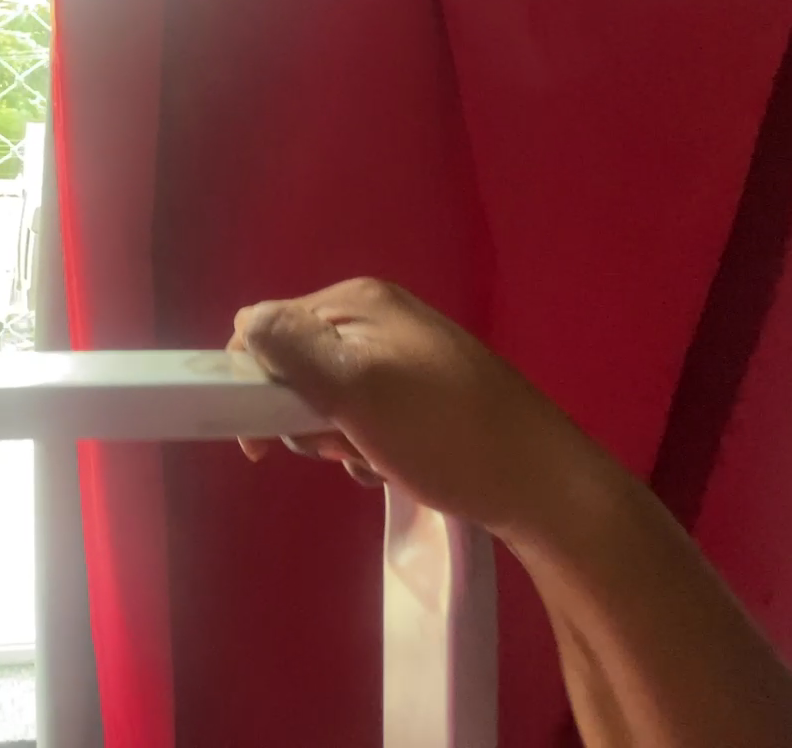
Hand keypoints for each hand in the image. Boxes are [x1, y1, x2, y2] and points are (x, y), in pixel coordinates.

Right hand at [230, 278, 608, 540]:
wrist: (546, 489)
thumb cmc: (442, 434)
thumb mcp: (355, 387)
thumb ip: (289, 347)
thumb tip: (245, 321)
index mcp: (355, 301)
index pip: (267, 325)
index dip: (251, 378)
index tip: (259, 436)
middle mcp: (373, 316)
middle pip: (293, 360)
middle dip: (298, 412)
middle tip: (331, 447)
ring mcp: (398, 352)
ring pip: (323, 392)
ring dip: (330, 433)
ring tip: (366, 458)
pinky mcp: (417, 388)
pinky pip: (358, 410)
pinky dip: (360, 441)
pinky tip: (387, 463)